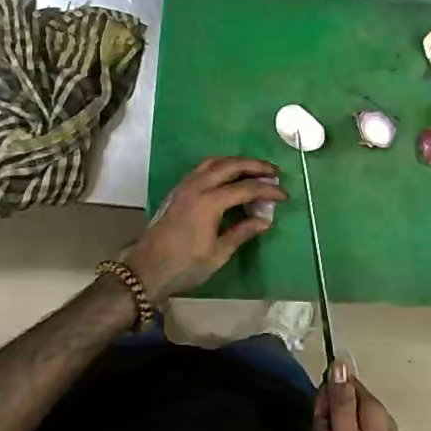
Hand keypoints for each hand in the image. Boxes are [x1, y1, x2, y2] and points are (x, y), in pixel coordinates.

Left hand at [121, 156, 285, 299]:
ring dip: (235, 162)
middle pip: (230, 166)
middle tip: (274, 172)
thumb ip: (241, 233)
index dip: (267, 190)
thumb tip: (264, 221)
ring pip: (213, 163)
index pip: (245, 188)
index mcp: (209, 203)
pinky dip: (219, 166)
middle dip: (254, 166)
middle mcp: (196, 187)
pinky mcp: (177, 191)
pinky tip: (228, 176)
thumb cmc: (184, 266)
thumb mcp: (218, 254)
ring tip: (253, 169)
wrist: (147, 269)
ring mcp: (184, 186)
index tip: (284, 195)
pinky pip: (201, 168)